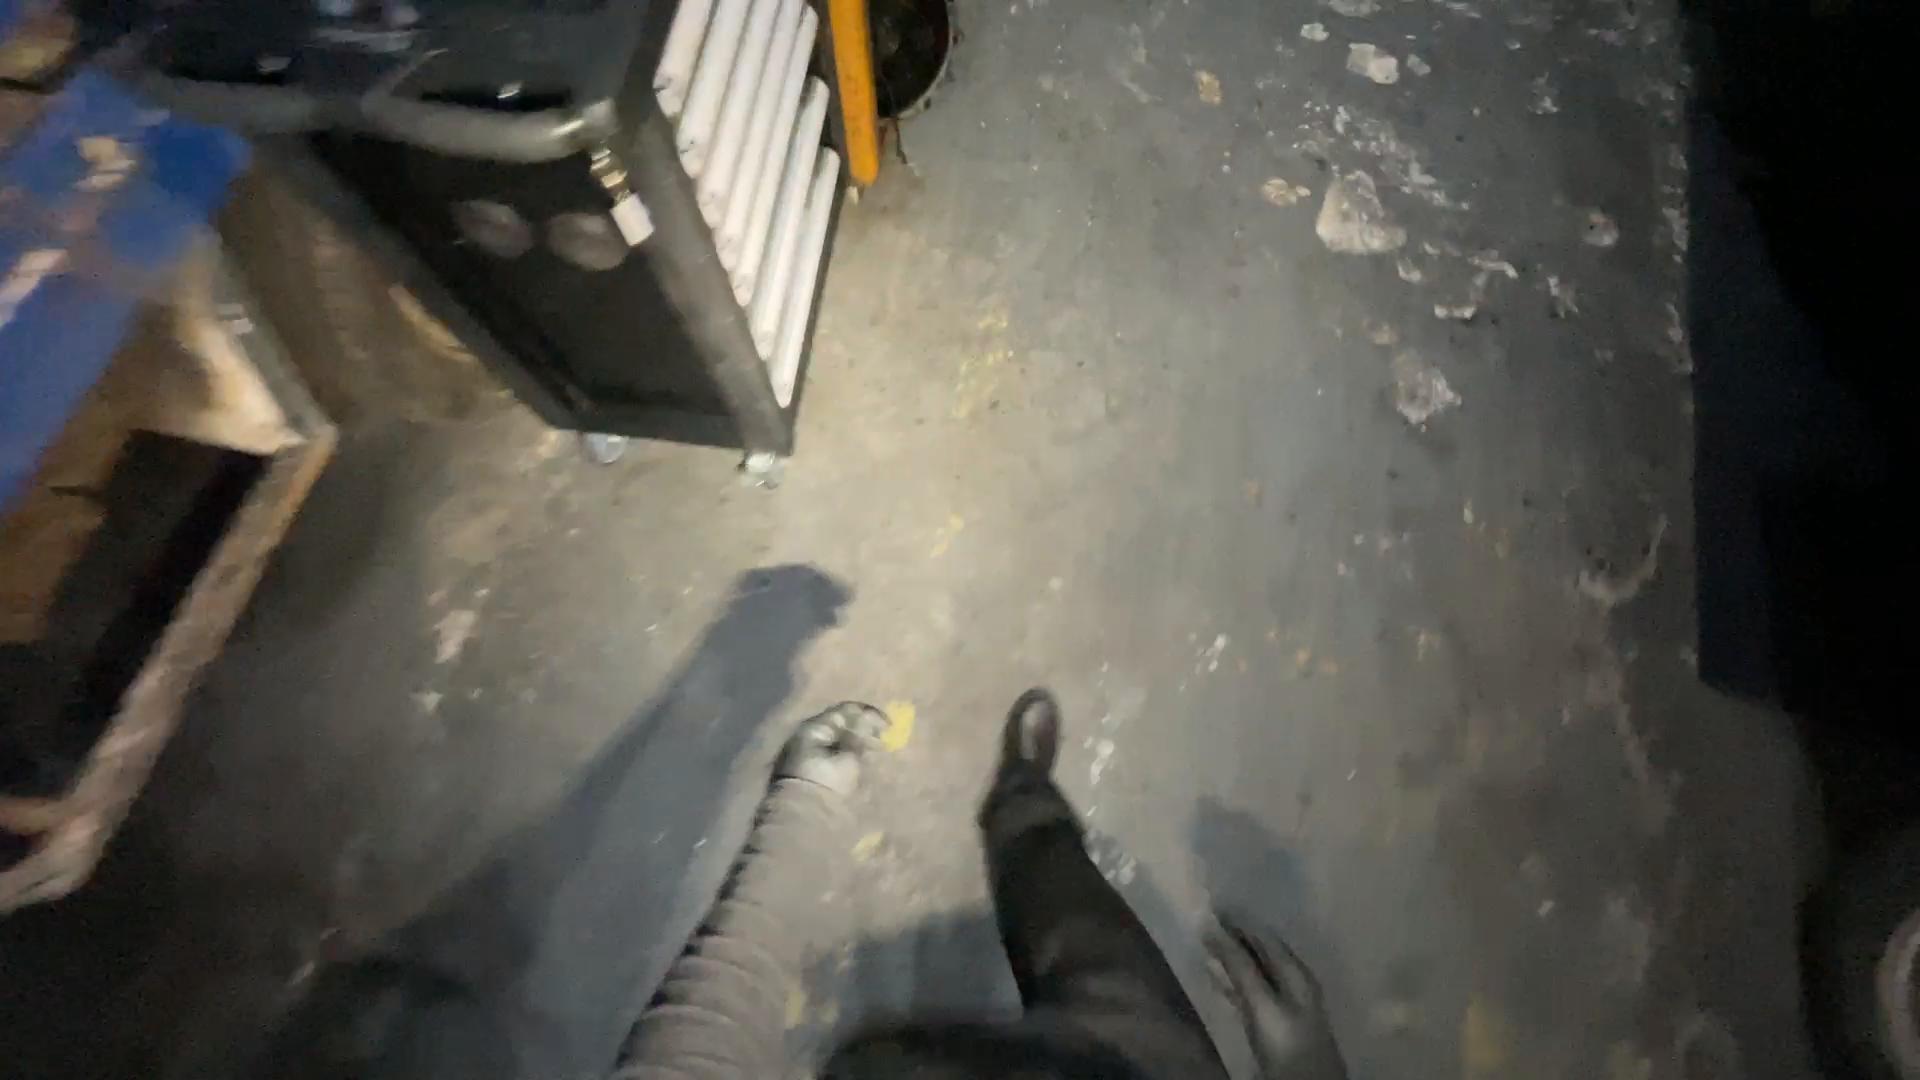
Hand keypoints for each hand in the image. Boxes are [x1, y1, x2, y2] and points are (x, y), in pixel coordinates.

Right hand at [1204, 910, 1349, 1079]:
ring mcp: (1285, 1002)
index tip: (1208, 902)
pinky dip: (1232, 978)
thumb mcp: (1261, 1003)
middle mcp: (1293, 980)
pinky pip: (1249, 989)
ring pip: (1253, 968)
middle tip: (1203, 919)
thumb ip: (1238, 965)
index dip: (1236, 917)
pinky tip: (1214, 975)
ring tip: (1204, 943)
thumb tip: (1209, 924)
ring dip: (1230, 956)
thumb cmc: (1288, 1043)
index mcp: (1296, 970)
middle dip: (1233, 933)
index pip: (1262, 932)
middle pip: (1259, 948)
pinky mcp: (1274, 1022)